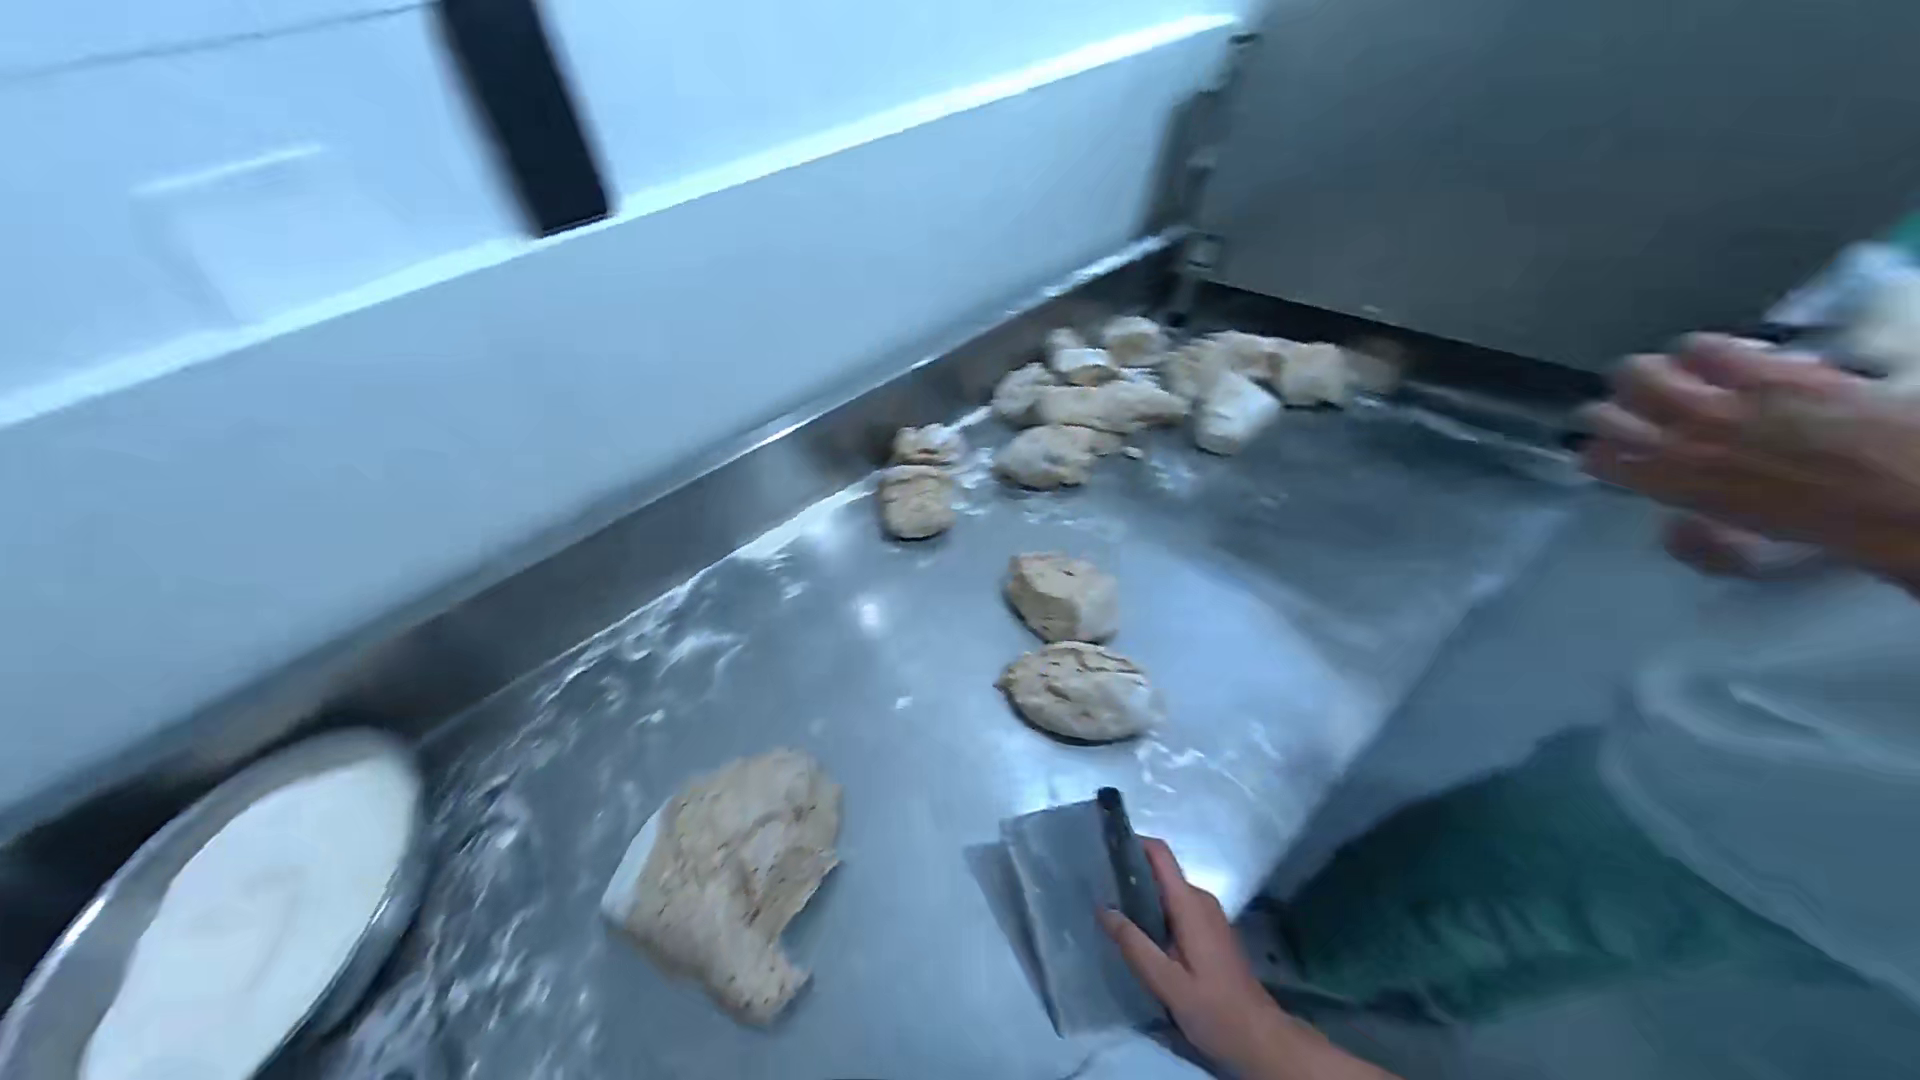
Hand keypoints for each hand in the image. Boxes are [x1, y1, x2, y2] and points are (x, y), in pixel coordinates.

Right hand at [1099, 838, 1397, 1079]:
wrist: (1261, 1039)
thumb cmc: (1214, 1009)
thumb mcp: (1167, 983)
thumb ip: (1134, 944)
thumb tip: (1104, 908)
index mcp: (1189, 903)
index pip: (1159, 853)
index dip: (1132, 843)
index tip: (1104, 849)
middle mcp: (1200, 899)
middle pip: (1160, 870)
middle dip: (1130, 873)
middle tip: (1099, 887)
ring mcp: (1208, 914)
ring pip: (1167, 890)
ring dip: (1141, 894)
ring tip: (1113, 910)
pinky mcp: (1211, 930)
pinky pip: (1177, 906)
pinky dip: (1155, 910)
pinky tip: (1139, 933)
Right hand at [1581, 334, 1919, 590]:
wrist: (1917, 493)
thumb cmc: (1837, 527)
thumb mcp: (1751, 554)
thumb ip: (1700, 543)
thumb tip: (1671, 527)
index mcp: (1668, 485)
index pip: (1595, 457)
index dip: (1595, 452)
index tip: (1608, 453)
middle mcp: (1677, 442)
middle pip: (1600, 413)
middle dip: (1609, 411)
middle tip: (1630, 411)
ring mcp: (1721, 404)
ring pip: (1639, 372)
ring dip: (1648, 377)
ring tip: (1670, 378)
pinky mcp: (1768, 374)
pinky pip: (1708, 348)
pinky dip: (1703, 351)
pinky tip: (1716, 358)